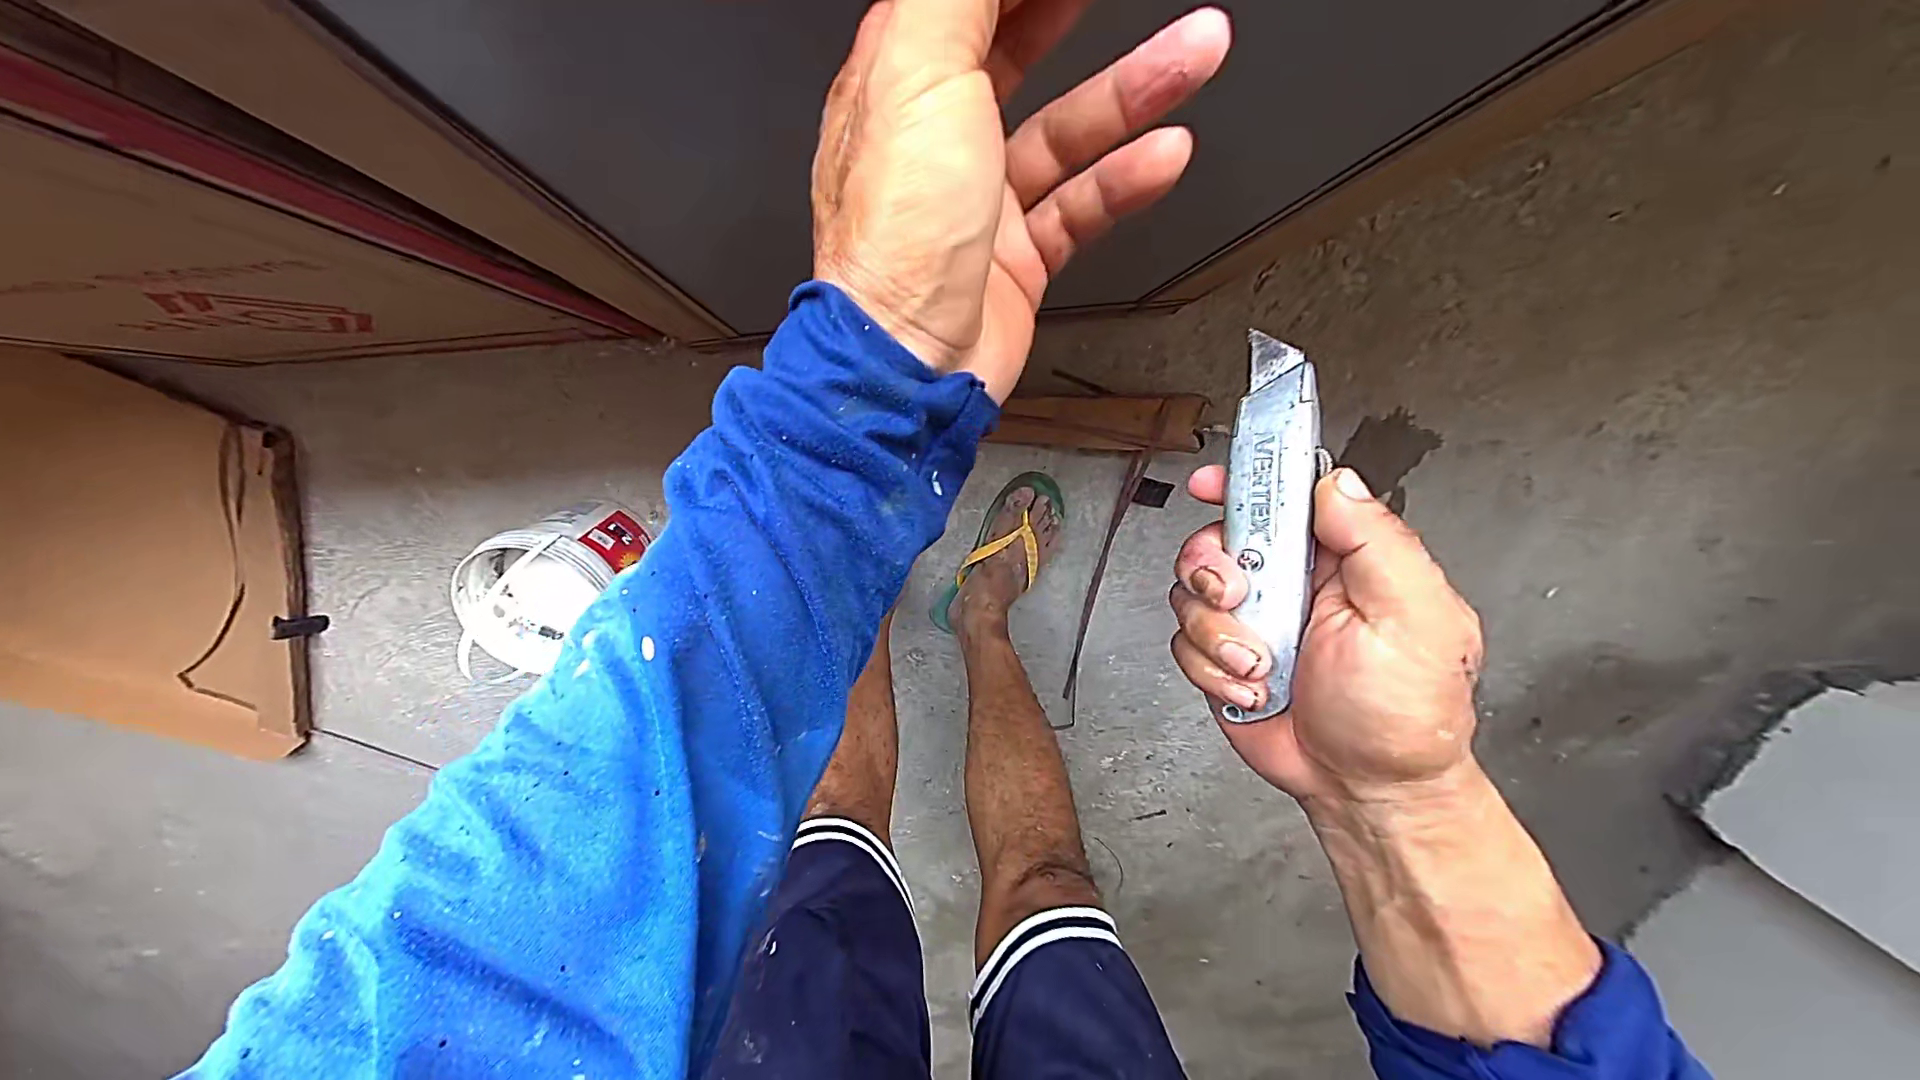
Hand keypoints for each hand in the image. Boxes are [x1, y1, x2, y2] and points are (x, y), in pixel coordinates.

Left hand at [812, 0, 1230, 401]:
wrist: (913, 364)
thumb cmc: (895, 247)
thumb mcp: (916, 79)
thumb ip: (955, 3)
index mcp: (897, 92)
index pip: (964, 8)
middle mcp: (937, 148)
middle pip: (1014, 58)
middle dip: (1074, 14)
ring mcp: (980, 209)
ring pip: (1065, 135)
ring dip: (1133, 94)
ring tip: (1196, 52)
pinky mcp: (1015, 262)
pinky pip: (1079, 209)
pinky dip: (1124, 182)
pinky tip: (1164, 155)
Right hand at [1169, 465, 1484, 805]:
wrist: (1363, 785)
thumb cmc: (1403, 714)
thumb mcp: (1414, 618)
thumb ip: (1378, 542)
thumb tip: (1337, 484)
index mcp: (1337, 560)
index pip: (1283, 498)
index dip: (1242, 482)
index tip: (1211, 482)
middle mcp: (1287, 583)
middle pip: (1216, 540)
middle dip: (1213, 568)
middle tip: (1239, 596)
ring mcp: (1250, 620)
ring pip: (1190, 594)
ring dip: (1218, 635)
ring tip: (1262, 666)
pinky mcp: (1219, 655)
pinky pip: (1183, 642)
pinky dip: (1210, 670)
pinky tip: (1253, 689)